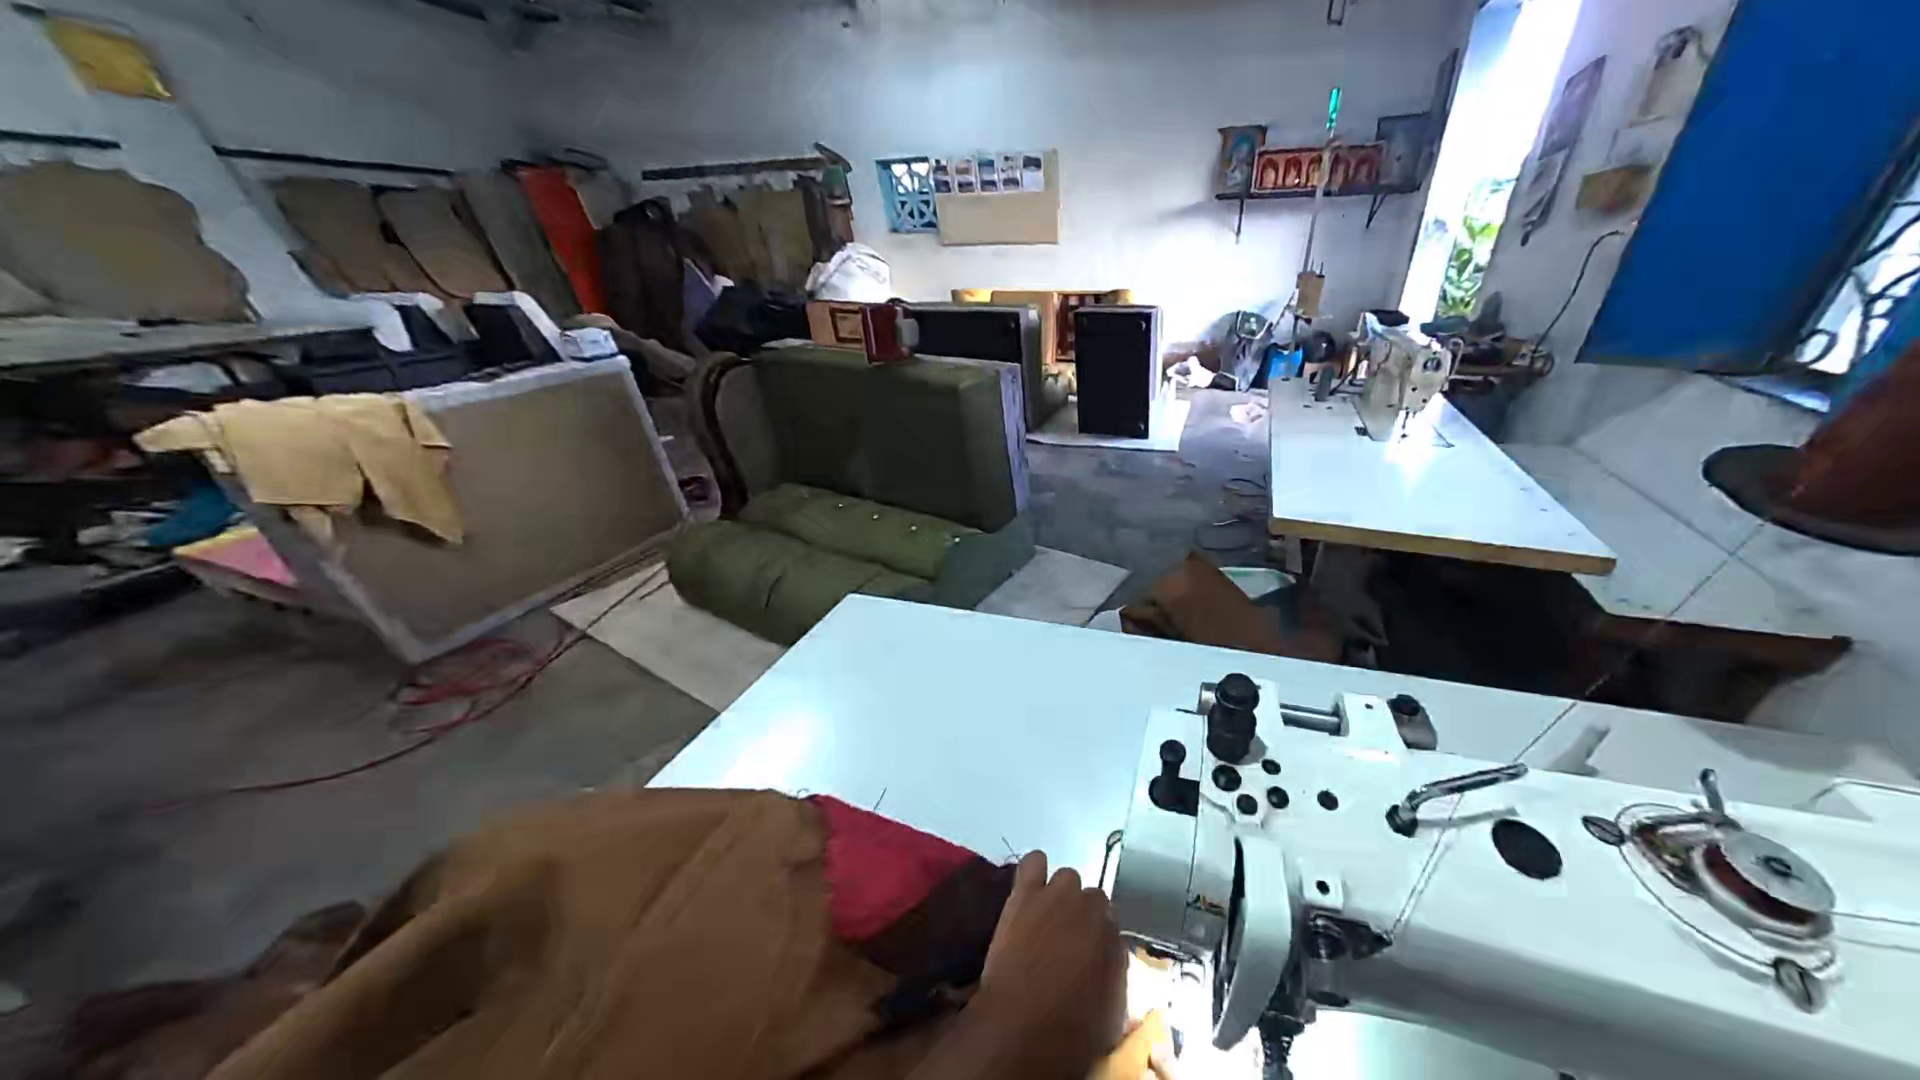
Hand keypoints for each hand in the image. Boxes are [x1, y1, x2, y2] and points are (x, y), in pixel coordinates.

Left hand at [973, 850, 1126, 1075]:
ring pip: (1067, 877)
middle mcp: (1091, 910)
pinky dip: (1034, 869)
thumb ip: (1114, 975)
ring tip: (1046, 915)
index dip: (1098, 938)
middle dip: (1081, 914)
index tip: (1087, 952)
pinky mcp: (1026, 892)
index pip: (1113, 926)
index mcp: (1114, 939)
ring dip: (1060, 893)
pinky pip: (1034, 861)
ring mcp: (1058, 895)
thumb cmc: (1068, 1030)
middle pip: (1092, 898)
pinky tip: (1030, 887)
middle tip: (1066, 937)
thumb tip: (1111, 956)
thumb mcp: (1110, 1014)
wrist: (1019, 1023)